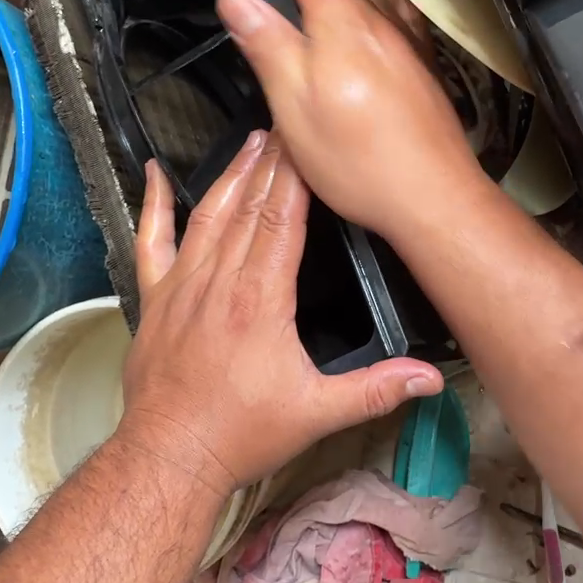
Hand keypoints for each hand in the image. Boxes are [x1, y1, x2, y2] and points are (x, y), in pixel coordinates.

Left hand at [115, 131, 445, 495]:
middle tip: (287, 125)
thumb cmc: (241, 433)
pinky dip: (153, 204)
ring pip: (209, 214)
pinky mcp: (155, 299)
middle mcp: (220, 282)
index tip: (307, 140)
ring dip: (232, 174)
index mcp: (261, 300)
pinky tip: (153, 173)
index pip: (283, 219)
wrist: (170, 457)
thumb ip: (376, 390)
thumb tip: (430, 378)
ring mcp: (182, 286)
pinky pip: (152, 241)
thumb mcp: (318, 414)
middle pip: (250, 206)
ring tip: (251, 141)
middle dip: (271, 162)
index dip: (296, 176)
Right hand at [214, 0, 487, 242]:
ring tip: (325, 64)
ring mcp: (410, 45)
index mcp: (342, 25)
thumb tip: (235, 0)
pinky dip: (375, 37)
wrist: (435, 199)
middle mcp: (382, 23)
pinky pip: (396, 32)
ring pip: (369, 7)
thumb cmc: (360, 163)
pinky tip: (366, 69)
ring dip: (343, 20)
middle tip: (290, 43)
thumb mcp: (295, 110)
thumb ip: (268, 48)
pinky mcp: (427, 70)